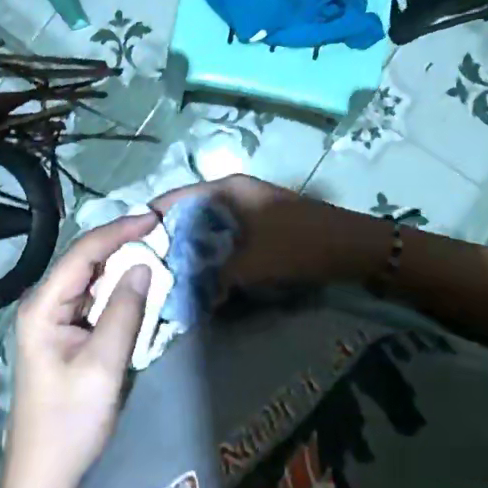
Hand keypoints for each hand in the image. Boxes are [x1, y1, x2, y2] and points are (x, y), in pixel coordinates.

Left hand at [0, 212, 158, 487]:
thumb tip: (144, 265)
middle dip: (120, 242)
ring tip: (153, 246)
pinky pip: (91, 299)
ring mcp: (51, 318)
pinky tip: (136, 281)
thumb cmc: (70, 422)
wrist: (44, 476)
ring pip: (88, 278)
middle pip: (83, 260)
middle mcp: (42, 302)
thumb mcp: (102, 367)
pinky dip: (114, 288)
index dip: (118, 231)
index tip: (152, 218)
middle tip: (157, 229)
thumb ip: (124, 312)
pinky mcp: (63, 334)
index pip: (82, 253)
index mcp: (42, 305)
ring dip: (119, 263)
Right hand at [152, 174, 384, 288]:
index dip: (151, 221)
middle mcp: (230, 193)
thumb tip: (183, 299)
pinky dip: (210, 256)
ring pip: (204, 229)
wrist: (355, 249)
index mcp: (225, 188)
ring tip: (171, 279)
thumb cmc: (301, 245)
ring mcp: (245, 208)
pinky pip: (222, 239)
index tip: (132, 250)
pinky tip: (203, 280)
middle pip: (186, 214)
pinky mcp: (257, 227)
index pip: (174, 199)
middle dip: (169, 241)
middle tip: (150, 271)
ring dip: (190, 252)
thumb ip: (215, 278)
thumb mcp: (254, 263)